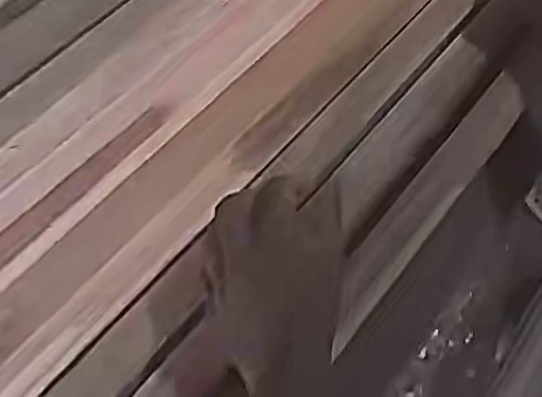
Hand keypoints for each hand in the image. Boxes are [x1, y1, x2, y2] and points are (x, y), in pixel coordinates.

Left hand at [206, 181, 341, 395]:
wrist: (285, 358)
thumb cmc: (312, 301)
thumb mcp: (331, 249)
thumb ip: (327, 214)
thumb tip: (329, 191)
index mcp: (272, 228)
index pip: (275, 190)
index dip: (291, 183)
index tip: (303, 186)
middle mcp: (240, 246)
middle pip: (235, 205)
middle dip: (252, 196)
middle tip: (271, 198)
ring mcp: (222, 273)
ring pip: (215, 233)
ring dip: (232, 222)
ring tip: (250, 223)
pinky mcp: (213, 300)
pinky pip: (210, 263)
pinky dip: (222, 251)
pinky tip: (236, 258)